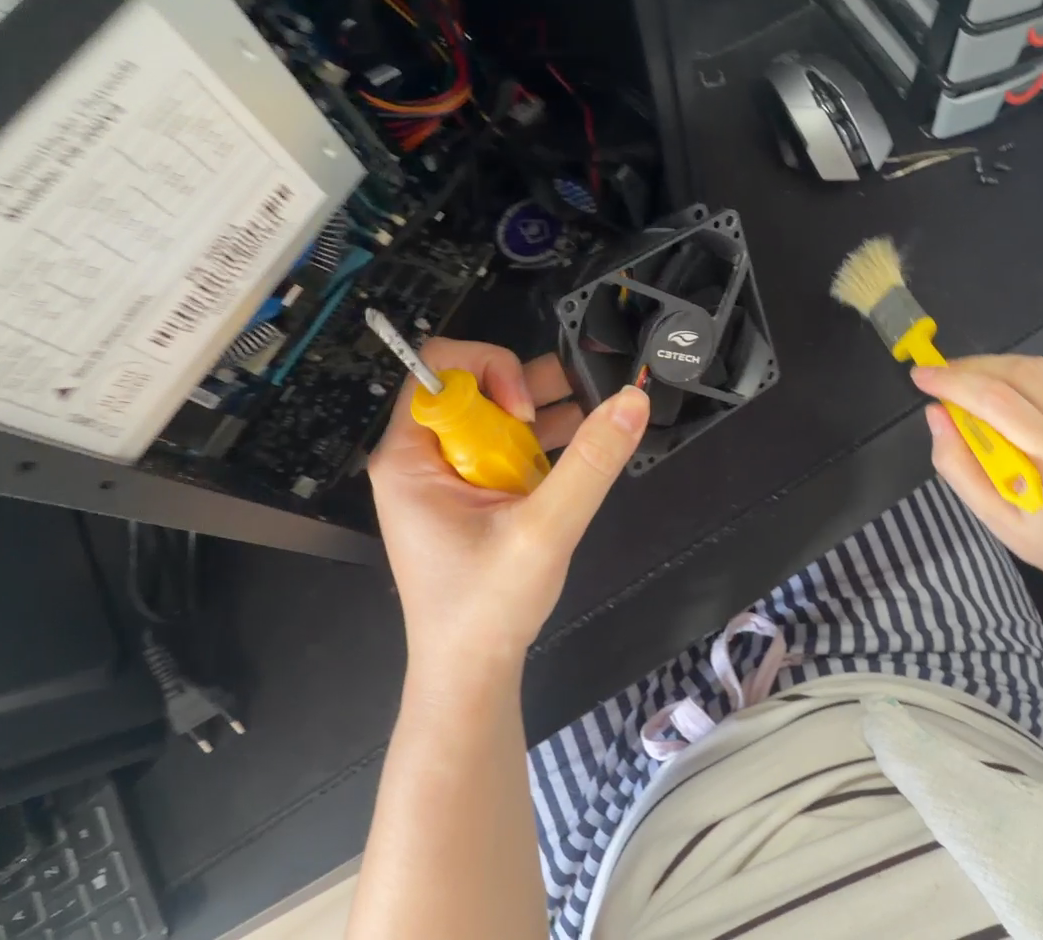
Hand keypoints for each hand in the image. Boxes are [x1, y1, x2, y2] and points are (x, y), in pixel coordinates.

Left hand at [368, 339, 649, 664]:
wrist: (471, 672)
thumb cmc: (489, 606)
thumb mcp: (545, 530)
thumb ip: (590, 463)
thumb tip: (632, 401)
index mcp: (410, 458)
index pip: (440, 370)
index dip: (491, 372)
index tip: (527, 412)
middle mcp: (421, 459)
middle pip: (469, 388)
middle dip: (526, 390)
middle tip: (575, 410)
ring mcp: (445, 480)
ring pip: (492, 418)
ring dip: (541, 417)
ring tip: (591, 422)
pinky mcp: (469, 499)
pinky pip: (502, 451)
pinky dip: (539, 448)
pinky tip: (580, 453)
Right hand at [912, 357, 1042, 623]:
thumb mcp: (994, 519)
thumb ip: (958, 466)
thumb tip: (935, 414)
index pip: (1000, 403)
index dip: (955, 383)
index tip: (921, 376)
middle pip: (1020, 374)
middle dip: (970, 368)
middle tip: (936, 377)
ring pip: (1037, 369)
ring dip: (991, 367)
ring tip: (959, 380)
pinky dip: (1015, 376)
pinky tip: (993, 390)